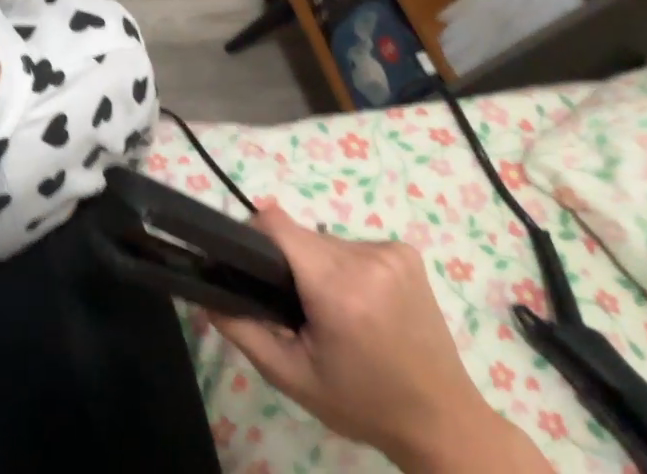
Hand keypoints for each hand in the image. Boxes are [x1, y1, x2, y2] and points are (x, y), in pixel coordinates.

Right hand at [209, 206, 538, 470]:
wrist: (443, 421)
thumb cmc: (361, 402)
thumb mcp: (289, 376)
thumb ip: (241, 329)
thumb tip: (204, 294)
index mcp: (338, 288)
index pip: (275, 224)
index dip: (251, 239)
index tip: (250, 271)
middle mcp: (367, 258)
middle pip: (297, 235)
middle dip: (286, 263)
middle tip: (294, 309)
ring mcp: (392, 252)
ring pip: (323, 239)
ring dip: (314, 265)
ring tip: (329, 311)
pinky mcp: (406, 254)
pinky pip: (350, 244)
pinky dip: (343, 266)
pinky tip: (358, 303)